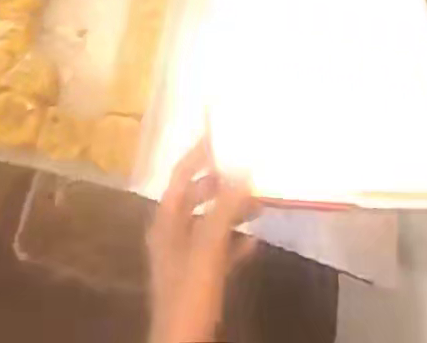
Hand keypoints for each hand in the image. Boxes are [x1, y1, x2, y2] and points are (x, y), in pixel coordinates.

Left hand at [147, 140, 256, 342]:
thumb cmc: (190, 293)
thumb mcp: (208, 247)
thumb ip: (224, 208)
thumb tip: (243, 170)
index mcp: (166, 219)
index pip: (182, 174)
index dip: (199, 153)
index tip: (222, 133)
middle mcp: (172, 233)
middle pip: (197, 197)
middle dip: (222, 184)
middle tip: (249, 170)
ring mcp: (185, 258)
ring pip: (210, 223)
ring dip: (232, 211)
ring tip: (259, 202)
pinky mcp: (199, 281)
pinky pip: (219, 252)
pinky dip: (236, 242)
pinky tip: (256, 241)